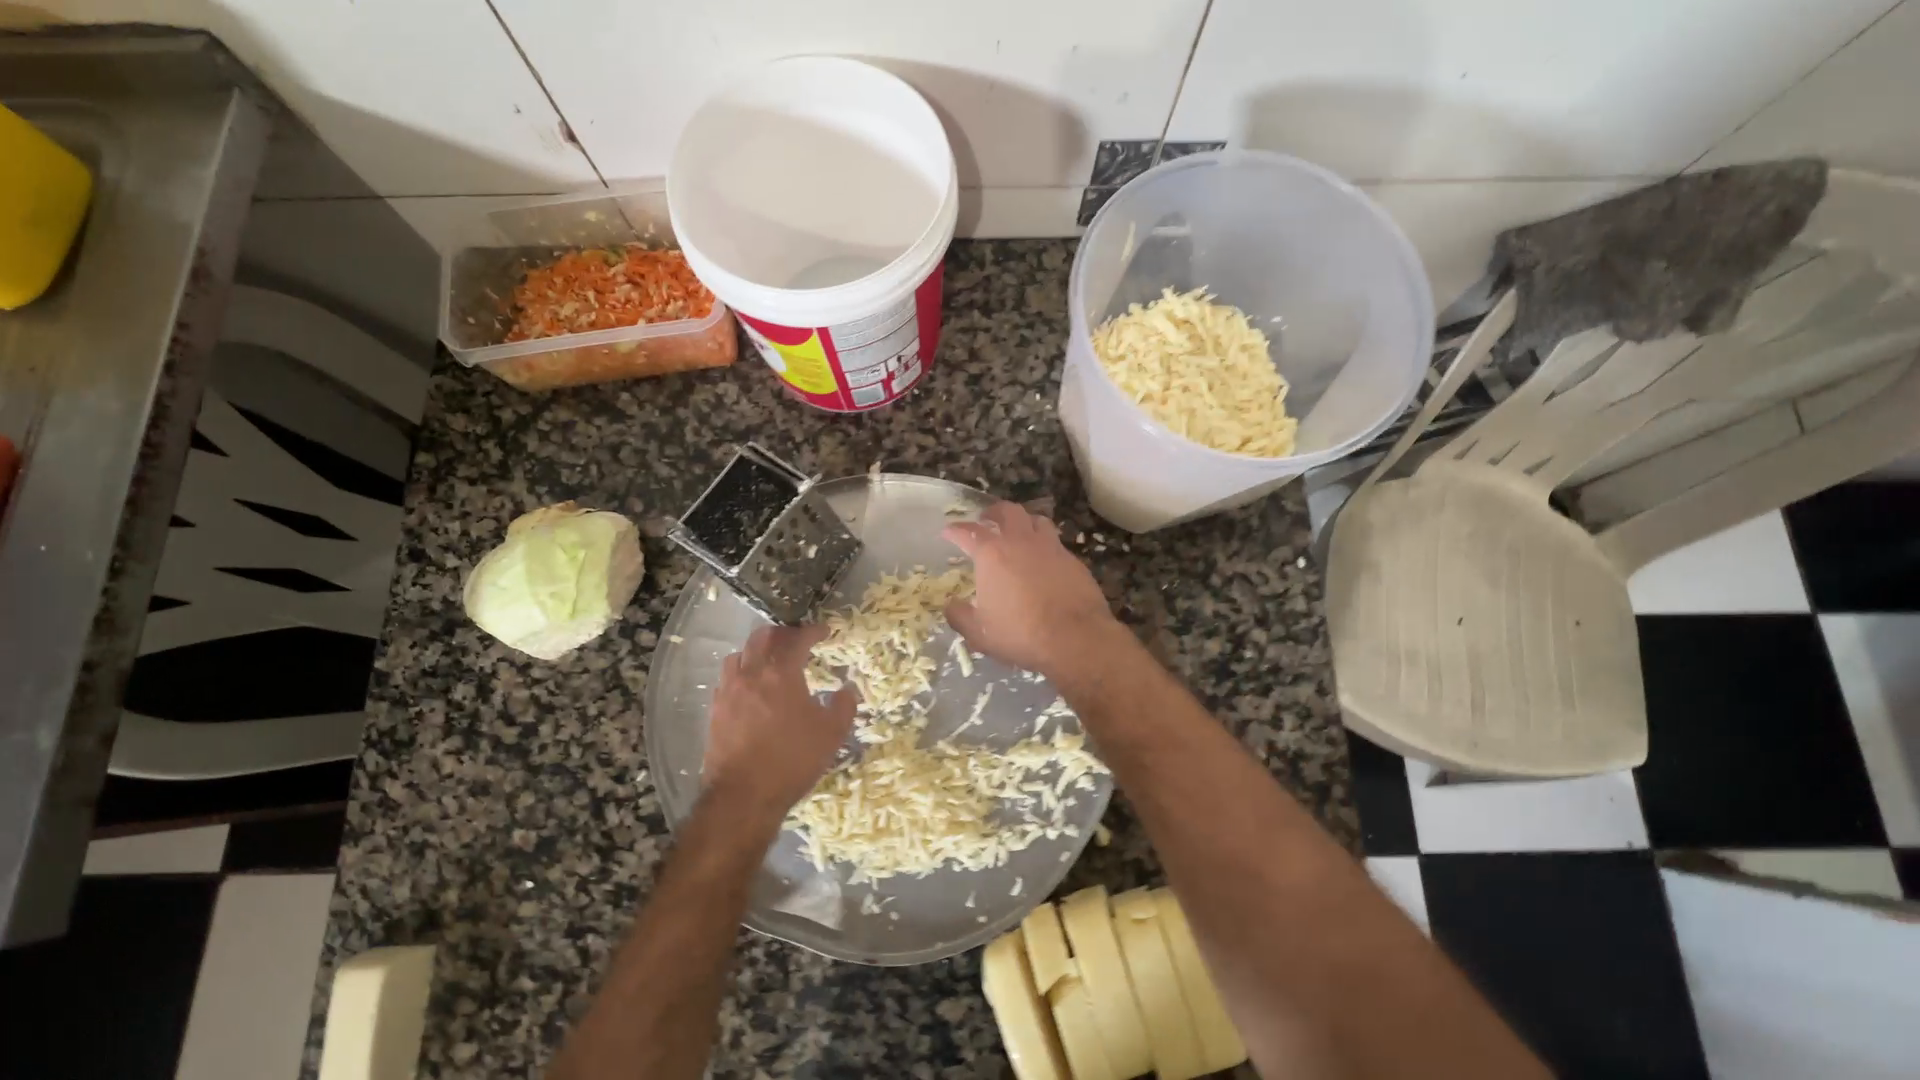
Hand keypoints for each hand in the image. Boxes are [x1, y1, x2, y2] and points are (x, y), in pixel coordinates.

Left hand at [705, 625, 857, 818]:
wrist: (744, 795)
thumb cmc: (793, 761)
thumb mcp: (832, 734)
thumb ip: (843, 705)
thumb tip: (847, 689)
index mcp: (781, 673)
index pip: (797, 639)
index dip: (812, 631)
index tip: (824, 631)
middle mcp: (751, 674)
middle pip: (762, 637)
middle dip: (782, 633)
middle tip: (796, 641)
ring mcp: (729, 691)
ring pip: (739, 654)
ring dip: (757, 650)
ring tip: (770, 661)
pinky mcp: (715, 710)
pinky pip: (727, 678)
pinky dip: (742, 672)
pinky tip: (751, 688)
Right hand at [943, 502, 1126, 680]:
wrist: (1076, 638)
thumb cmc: (1021, 634)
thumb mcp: (980, 633)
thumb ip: (959, 616)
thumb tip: (951, 605)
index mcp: (992, 554)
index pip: (968, 532)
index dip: (955, 530)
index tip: (948, 531)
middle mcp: (1021, 542)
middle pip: (1007, 511)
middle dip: (993, 512)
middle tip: (986, 520)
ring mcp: (1051, 547)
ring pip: (1036, 519)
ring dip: (1023, 521)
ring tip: (1018, 532)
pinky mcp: (1073, 560)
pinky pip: (1055, 542)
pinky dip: (1044, 544)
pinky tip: (1043, 559)